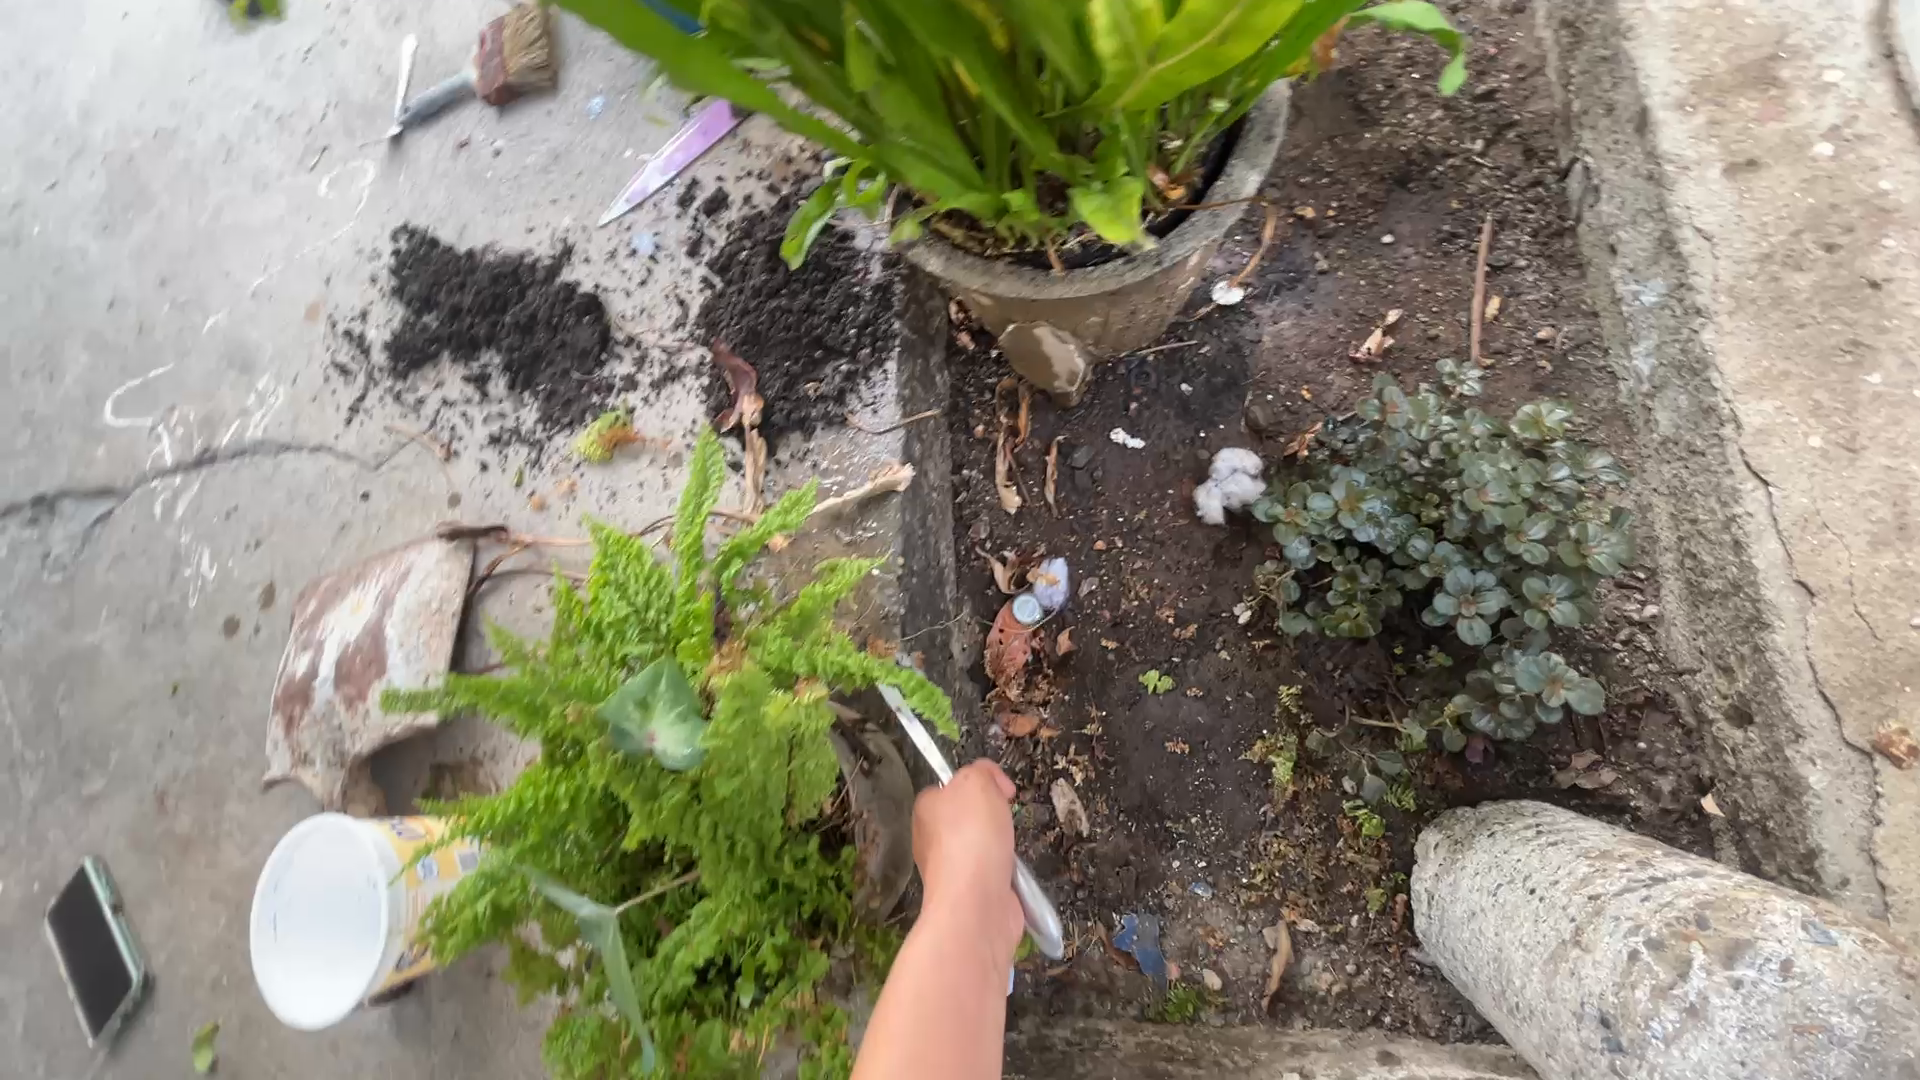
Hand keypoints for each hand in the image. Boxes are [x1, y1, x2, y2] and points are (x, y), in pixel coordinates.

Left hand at [912, 760, 1023, 960]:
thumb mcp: (977, 782)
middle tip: (1005, 818)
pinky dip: (1005, 873)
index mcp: (926, 807)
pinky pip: (991, 873)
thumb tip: (993, 781)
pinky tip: (1011, 874)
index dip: (980, 783)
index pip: (951, 786)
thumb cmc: (971, 836)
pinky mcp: (968, 895)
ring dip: (1002, 846)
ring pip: (982, 845)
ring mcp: (949, 870)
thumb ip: (983, 771)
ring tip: (1008, 849)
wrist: (976, 904)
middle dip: (993, 816)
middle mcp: (932, 838)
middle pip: (969, 816)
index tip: (1001, 790)